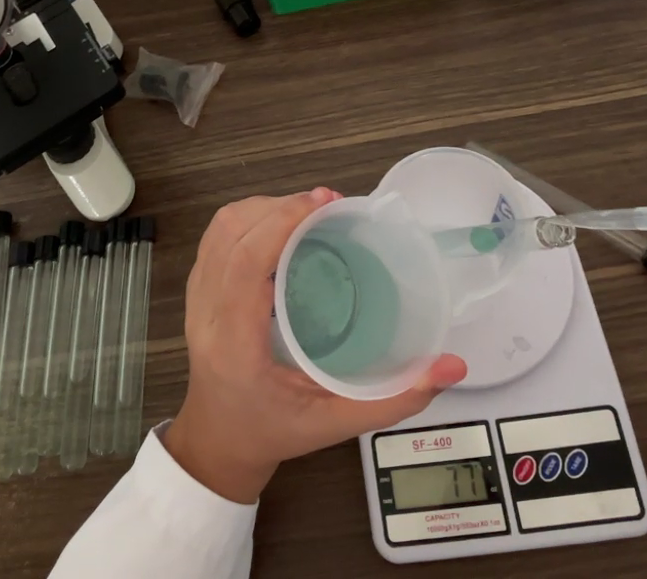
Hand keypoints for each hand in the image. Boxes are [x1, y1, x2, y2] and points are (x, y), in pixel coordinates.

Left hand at [164, 189, 466, 502]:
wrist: (218, 442)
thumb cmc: (272, 432)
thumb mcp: (335, 424)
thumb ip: (394, 400)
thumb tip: (450, 368)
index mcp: (234, 343)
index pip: (245, 263)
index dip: (280, 222)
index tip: (323, 203)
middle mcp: (206, 312)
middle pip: (231, 233)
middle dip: (279, 206)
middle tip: (328, 205)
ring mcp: (195, 297)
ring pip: (220, 228)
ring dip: (263, 207)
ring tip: (308, 210)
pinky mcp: (197, 289)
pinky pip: (216, 237)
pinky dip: (248, 218)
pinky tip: (281, 224)